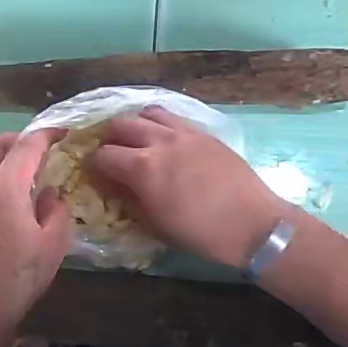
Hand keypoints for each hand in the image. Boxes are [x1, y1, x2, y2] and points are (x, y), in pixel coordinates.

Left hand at [0, 131, 73, 346]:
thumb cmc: (16, 281)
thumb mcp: (52, 246)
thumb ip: (56, 210)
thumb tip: (50, 192)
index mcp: (3, 187)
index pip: (27, 145)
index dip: (48, 134)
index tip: (65, 132)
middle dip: (19, 140)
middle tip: (42, 149)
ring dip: (4, 159)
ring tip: (29, 177)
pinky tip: (10, 203)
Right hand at [88, 107, 289, 266]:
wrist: (254, 225)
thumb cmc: (200, 233)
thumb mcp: (154, 224)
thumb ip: (128, 198)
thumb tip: (113, 185)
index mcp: (142, 168)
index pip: (102, 155)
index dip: (93, 165)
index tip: (95, 174)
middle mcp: (159, 141)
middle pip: (119, 125)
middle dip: (109, 139)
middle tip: (112, 154)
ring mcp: (183, 132)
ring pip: (146, 112)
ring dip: (134, 124)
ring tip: (136, 140)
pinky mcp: (203, 132)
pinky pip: (172, 117)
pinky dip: (158, 123)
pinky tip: (163, 139)